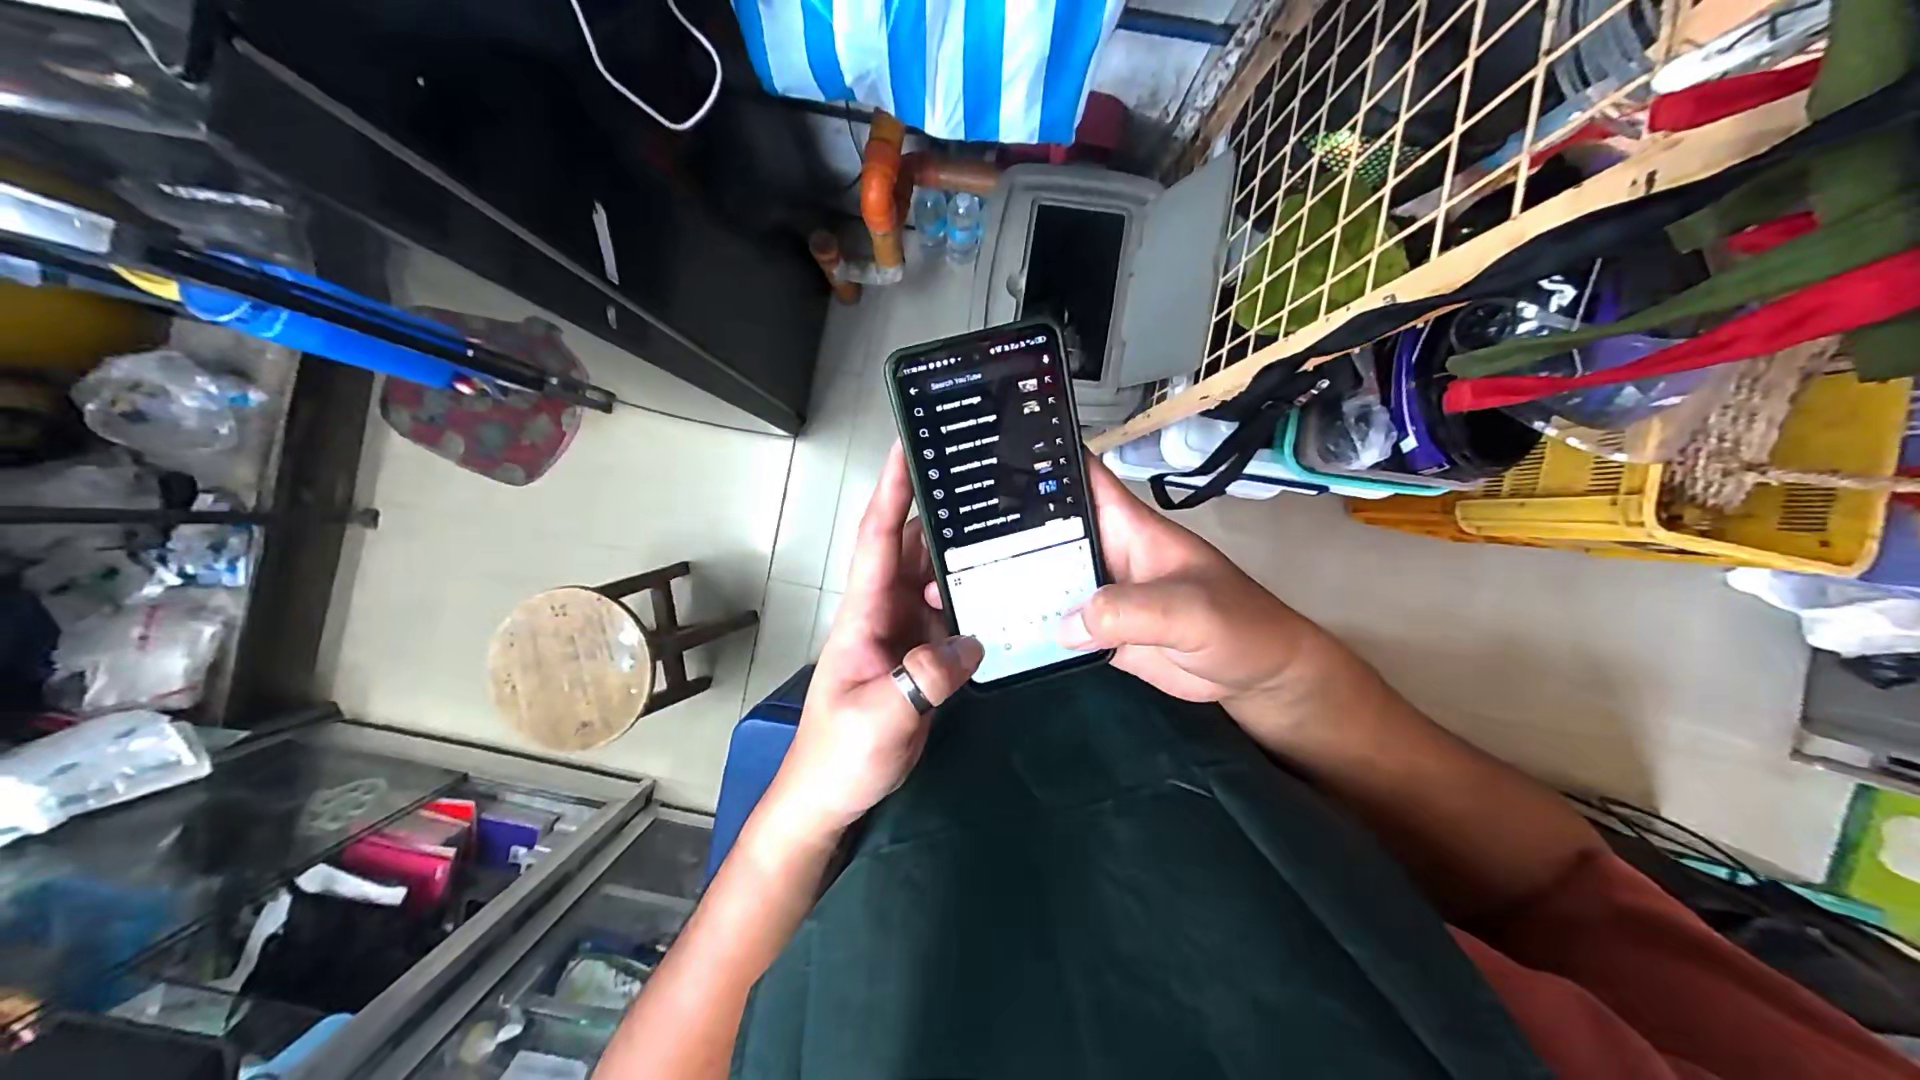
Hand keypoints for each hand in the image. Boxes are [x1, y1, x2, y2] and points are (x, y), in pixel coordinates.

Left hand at [763, 444, 983, 840]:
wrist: (832, 795)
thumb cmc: (838, 755)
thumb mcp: (878, 719)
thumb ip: (921, 679)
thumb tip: (970, 643)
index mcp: (864, 614)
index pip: (877, 539)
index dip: (891, 491)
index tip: (907, 445)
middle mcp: (886, 612)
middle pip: (913, 547)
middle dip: (941, 509)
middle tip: (984, 476)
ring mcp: (906, 633)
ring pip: (935, 578)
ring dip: (963, 553)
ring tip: (1008, 525)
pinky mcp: (924, 657)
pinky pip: (953, 614)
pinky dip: (976, 598)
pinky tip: (1007, 591)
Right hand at [925, 452, 1333, 705]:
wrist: (1253, 677)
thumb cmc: (1237, 624)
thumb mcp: (1191, 610)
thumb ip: (1132, 610)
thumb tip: (1066, 623)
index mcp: (1125, 526)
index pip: (1080, 477)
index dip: (1041, 456)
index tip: (989, 449)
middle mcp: (1102, 551)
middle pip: (1043, 529)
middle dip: (1000, 526)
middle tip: (944, 532)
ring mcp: (1095, 592)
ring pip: (1040, 578)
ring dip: (1003, 580)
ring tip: (948, 581)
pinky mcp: (1092, 631)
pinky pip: (1050, 621)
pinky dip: (1022, 623)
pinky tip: (987, 627)